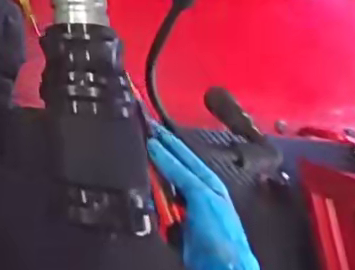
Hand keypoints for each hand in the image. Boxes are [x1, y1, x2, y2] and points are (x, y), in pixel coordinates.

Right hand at [148, 122, 258, 269]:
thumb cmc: (219, 230)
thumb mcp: (199, 193)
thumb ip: (177, 170)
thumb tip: (155, 146)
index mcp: (205, 178)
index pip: (180, 150)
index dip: (163, 137)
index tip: (146, 122)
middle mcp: (194, 191)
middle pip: (168, 169)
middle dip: (154, 158)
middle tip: (135, 142)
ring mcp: (184, 211)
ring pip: (161, 190)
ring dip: (151, 184)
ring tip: (137, 169)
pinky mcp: (174, 231)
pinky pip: (157, 213)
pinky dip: (151, 207)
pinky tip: (143, 201)